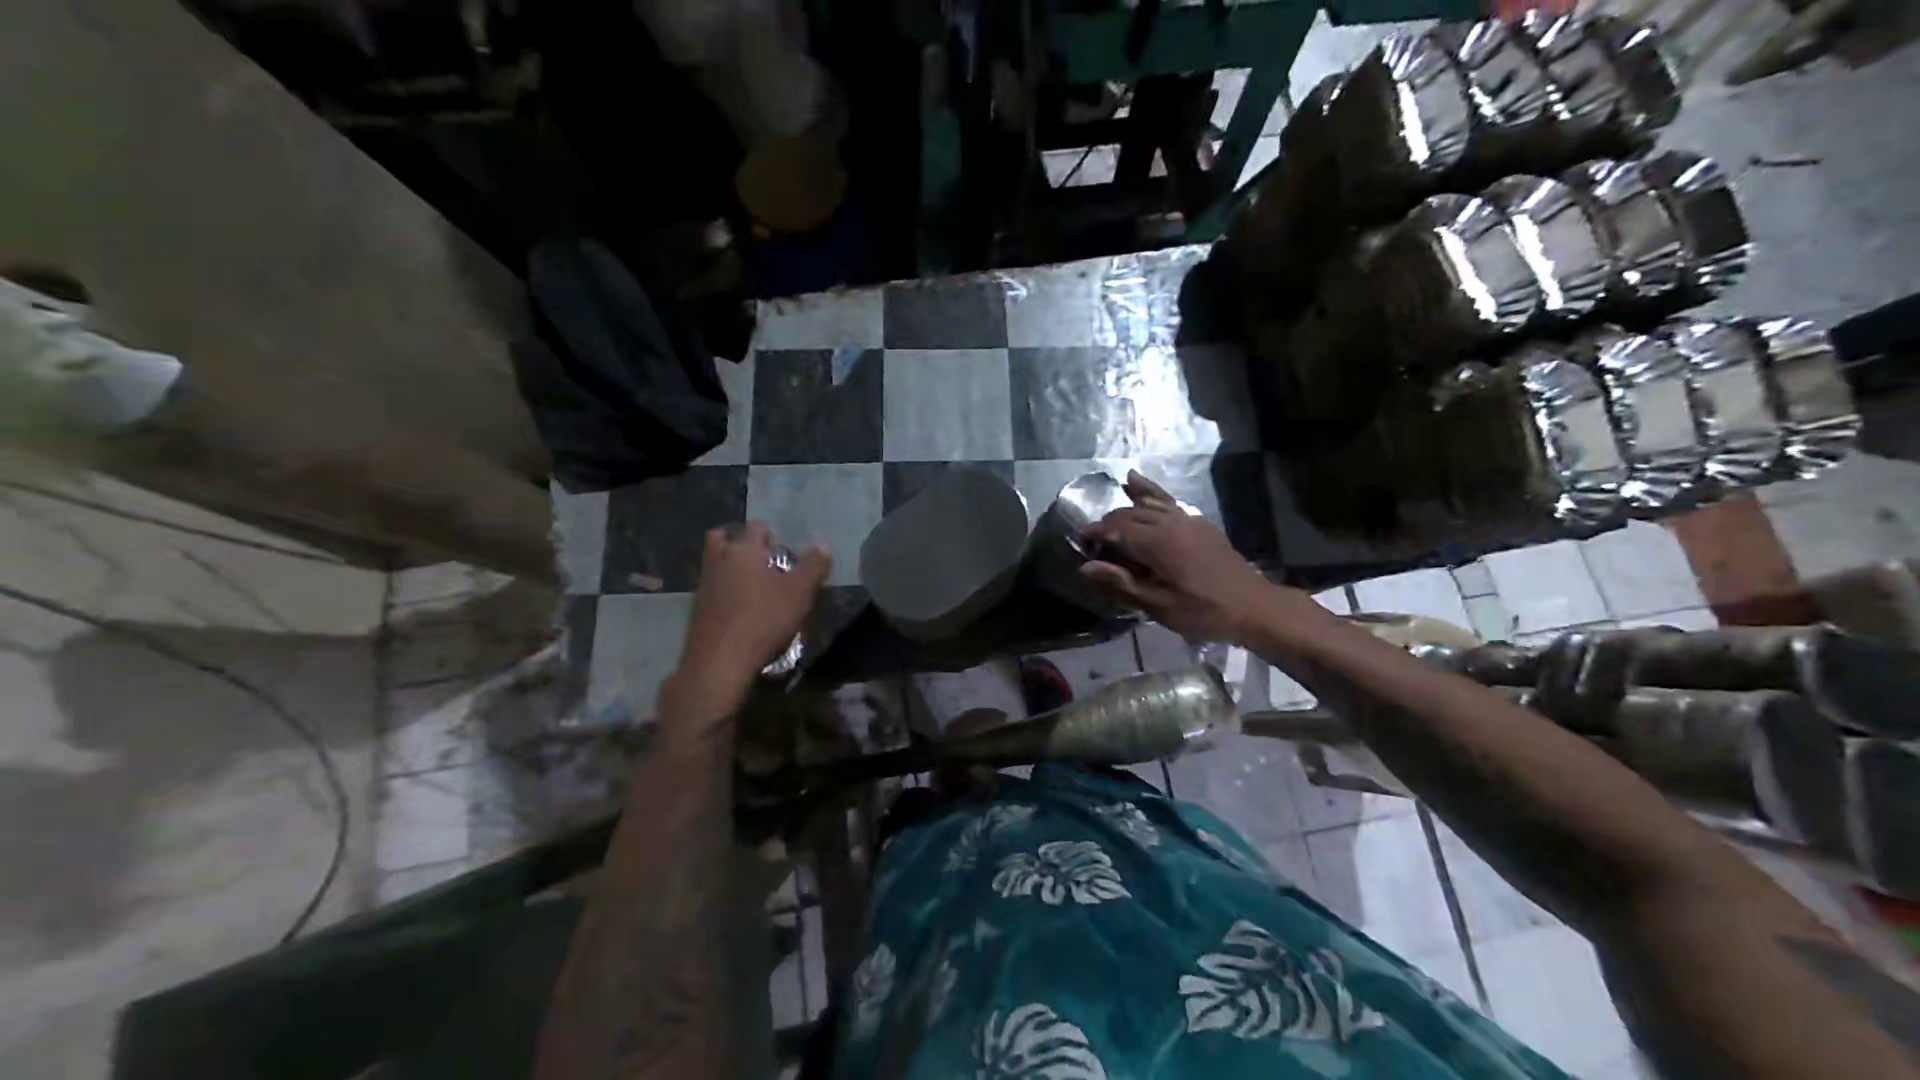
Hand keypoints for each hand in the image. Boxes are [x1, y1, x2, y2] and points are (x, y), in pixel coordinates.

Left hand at [667, 523, 828, 715]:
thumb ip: (813, 566)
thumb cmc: (763, 620)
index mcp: (743, 550)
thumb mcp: (799, 593)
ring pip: (715, 563)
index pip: (757, 527)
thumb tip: (822, 545)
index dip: (772, 535)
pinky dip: (724, 589)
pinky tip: (740, 608)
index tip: (784, 553)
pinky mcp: (697, 608)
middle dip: (741, 544)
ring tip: (754, 586)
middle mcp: (719, 561)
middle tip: (761, 561)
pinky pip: (712, 587)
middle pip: (723, 538)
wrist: (719, 662)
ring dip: (731, 566)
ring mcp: (704, 584)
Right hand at [1079, 471, 1309, 643]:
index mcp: (1156, 542)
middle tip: (1094, 541)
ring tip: (1109, 508)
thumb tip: (1086, 566)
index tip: (1080, 544)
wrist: (1253, 606)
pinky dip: (1151, 492)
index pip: (1114, 530)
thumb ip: (1121, 581)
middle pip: (1129, 515)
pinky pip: (1168, 501)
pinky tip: (1139, 485)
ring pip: (1148, 502)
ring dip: (1127, 504)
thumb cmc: (1202, 611)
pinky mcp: (1199, 522)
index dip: (1094, 536)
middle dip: (1108, 524)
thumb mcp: (1158, 604)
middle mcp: (1168, 522)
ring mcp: (1186, 519)